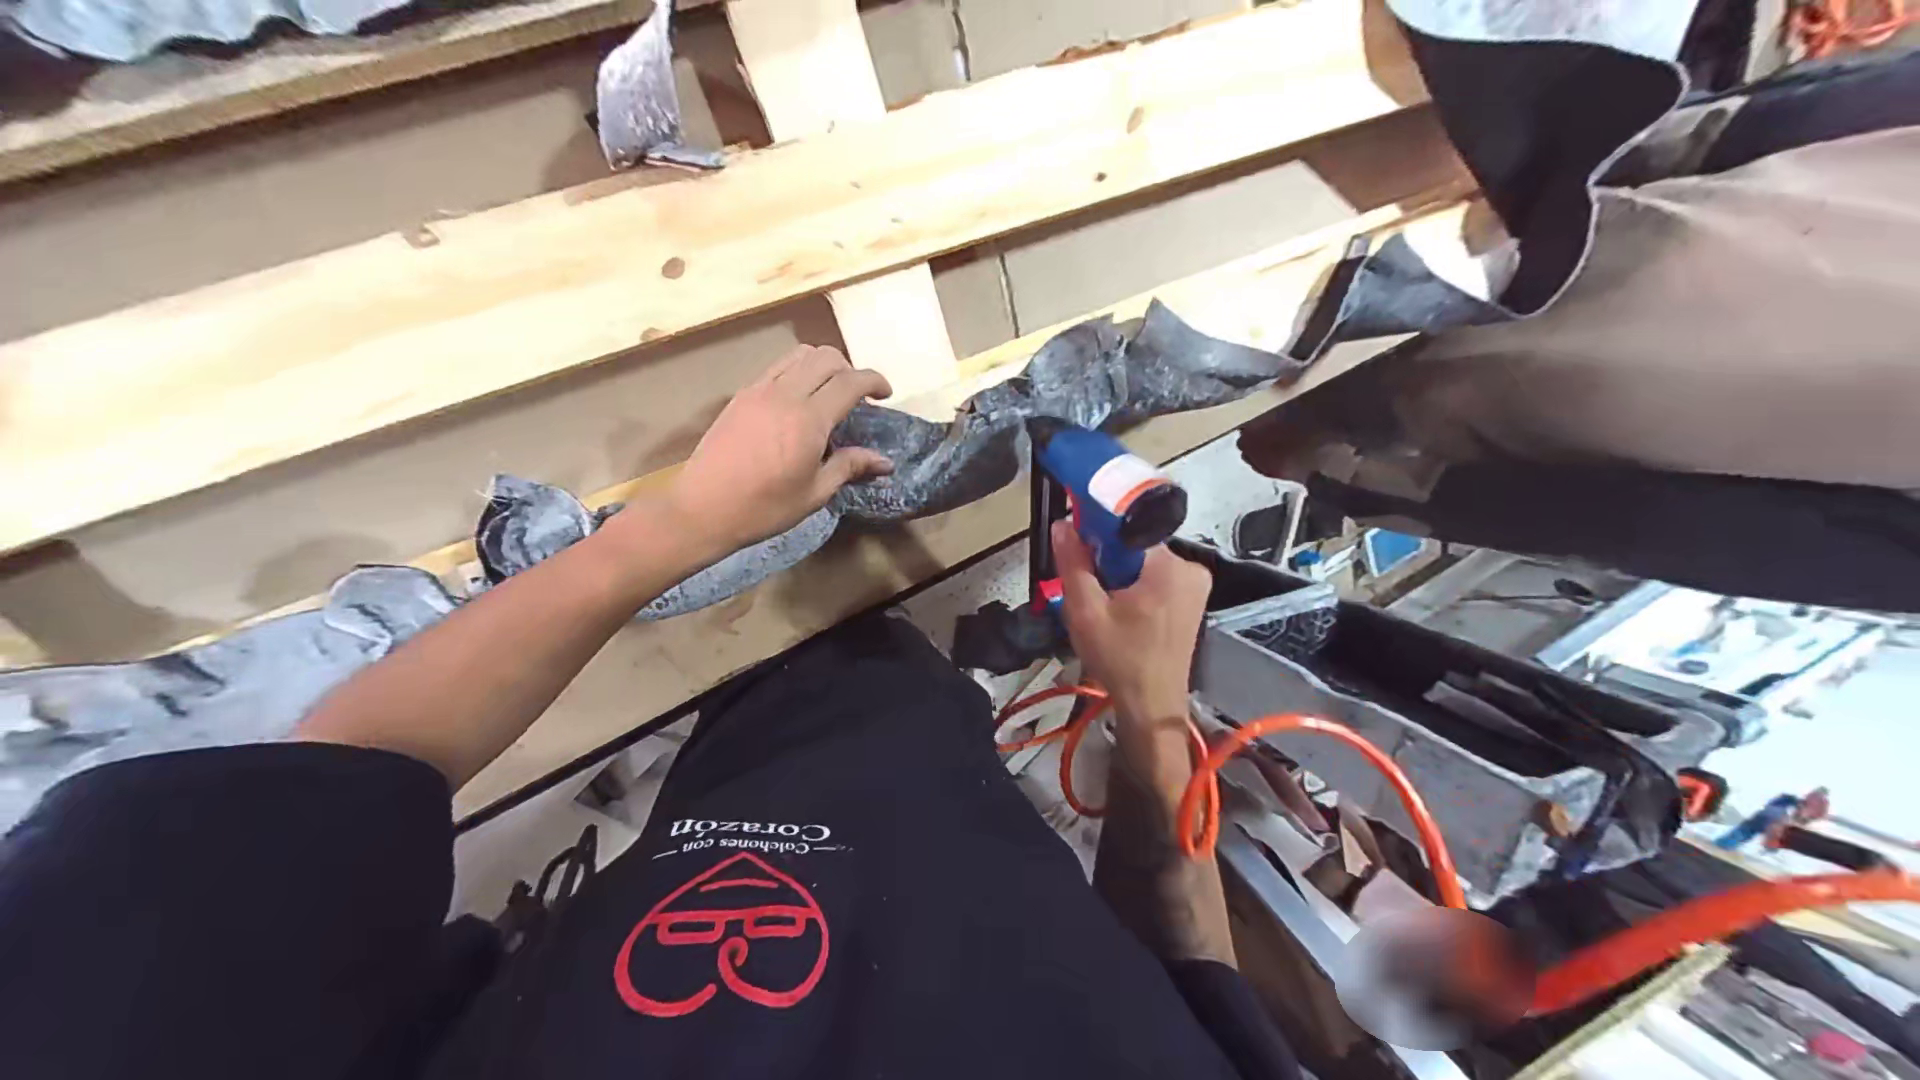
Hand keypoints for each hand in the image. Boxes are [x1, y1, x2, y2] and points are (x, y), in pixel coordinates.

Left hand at [664, 345, 892, 555]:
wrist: (703, 508)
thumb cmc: (764, 508)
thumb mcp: (814, 493)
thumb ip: (849, 467)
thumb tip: (884, 461)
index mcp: (808, 420)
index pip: (850, 382)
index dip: (874, 381)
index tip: (885, 394)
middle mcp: (785, 394)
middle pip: (826, 357)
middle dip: (850, 369)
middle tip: (857, 396)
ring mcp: (759, 390)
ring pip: (799, 355)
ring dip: (822, 365)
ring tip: (829, 392)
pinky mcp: (741, 395)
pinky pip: (777, 368)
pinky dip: (797, 372)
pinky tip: (799, 401)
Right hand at [1053, 520, 1210, 725]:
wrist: (1151, 705)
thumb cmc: (1119, 659)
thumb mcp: (1085, 611)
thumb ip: (1073, 563)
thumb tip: (1063, 524)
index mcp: (1169, 567)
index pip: (1127, 527)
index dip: (1097, 532)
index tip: (1076, 543)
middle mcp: (1190, 569)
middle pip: (1135, 545)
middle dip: (1107, 561)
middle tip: (1088, 589)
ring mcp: (1195, 586)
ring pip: (1143, 562)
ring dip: (1119, 575)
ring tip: (1104, 606)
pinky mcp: (1192, 600)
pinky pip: (1155, 578)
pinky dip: (1134, 587)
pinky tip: (1121, 612)